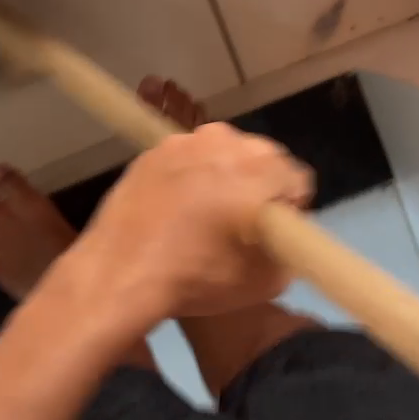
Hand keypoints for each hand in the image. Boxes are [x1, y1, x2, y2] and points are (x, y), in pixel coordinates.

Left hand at [53, 123, 312, 323]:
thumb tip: (282, 233)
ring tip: (205, 216)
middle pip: (258, 159)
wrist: (123, 269)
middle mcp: (224, 140)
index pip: (296, 180)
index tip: (273, 233)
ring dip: (221, 176)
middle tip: (241, 224)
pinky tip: (176, 208)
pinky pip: (185, 159)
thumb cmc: (200, 275)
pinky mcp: (152, 149)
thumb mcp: (268, 280)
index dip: (289, 209)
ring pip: (220, 154)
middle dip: (256, 186)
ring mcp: (182, 140)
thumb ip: (291, 247)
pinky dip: (188, 176)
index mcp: (261, 166)